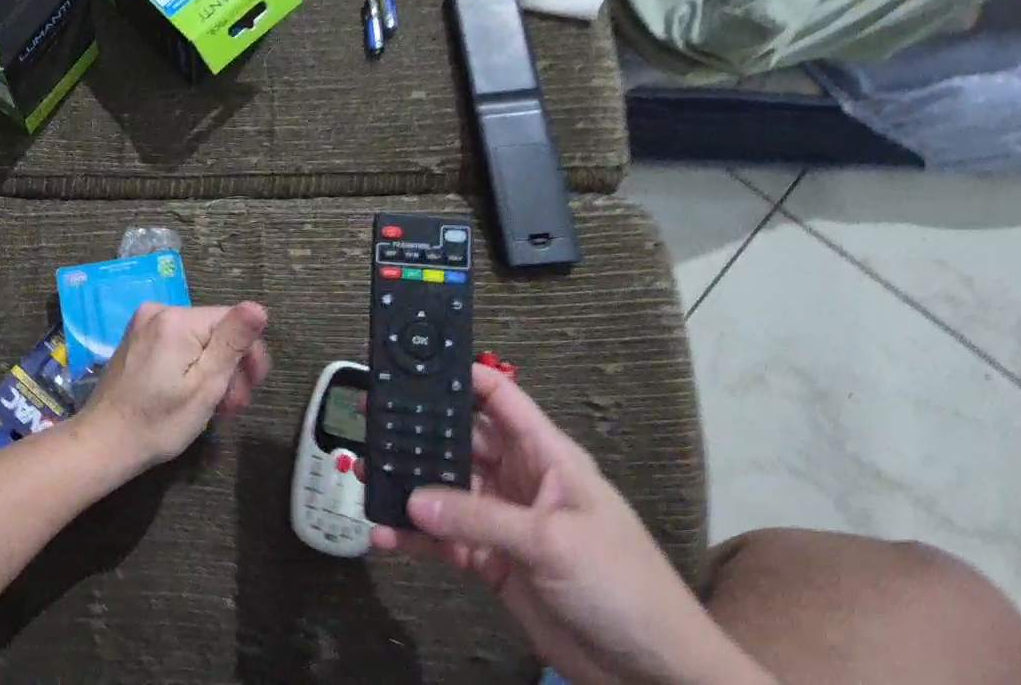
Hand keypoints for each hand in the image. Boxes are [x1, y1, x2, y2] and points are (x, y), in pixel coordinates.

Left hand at [75, 302, 270, 472]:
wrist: (103, 443)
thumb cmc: (158, 422)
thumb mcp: (205, 386)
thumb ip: (232, 343)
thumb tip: (258, 307)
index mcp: (176, 319)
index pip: (233, 320)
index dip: (249, 353)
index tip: (251, 389)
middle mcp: (158, 310)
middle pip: (215, 330)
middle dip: (231, 366)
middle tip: (233, 407)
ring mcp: (143, 324)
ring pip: (198, 340)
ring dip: (213, 371)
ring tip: (217, 408)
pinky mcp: (137, 339)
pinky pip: (178, 344)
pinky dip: (191, 367)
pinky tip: (193, 396)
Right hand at [371, 365, 771, 684]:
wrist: (652, 671)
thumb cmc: (621, 585)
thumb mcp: (552, 541)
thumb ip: (480, 517)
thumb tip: (413, 500)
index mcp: (547, 456)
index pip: (500, 399)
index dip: (462, 376)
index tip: (413, 366)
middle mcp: (519, 480)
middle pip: (461, 443)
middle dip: (419, 433)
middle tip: (371, 425)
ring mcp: (503, 521)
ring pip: (445, 491)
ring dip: (410, 488)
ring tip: (368, 479)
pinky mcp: (491, 561)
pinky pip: (444, 539)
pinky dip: (415, 538)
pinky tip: (385, 538)